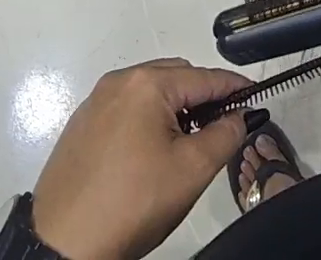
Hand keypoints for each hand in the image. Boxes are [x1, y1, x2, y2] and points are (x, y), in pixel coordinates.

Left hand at [32, 59, 251, 259]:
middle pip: (176, 77)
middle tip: (223, 127)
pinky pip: (127, 108)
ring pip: (150, 93)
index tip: (257, 98)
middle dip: (203, 98)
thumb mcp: (192, 170)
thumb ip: (225, 134)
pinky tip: (153, 152)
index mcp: (146, 84)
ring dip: (175, 109)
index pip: (204, 78)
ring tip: (190, 144)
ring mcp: (96, 102)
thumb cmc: (133, 202)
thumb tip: (240, 115)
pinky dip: (148, 119)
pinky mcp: (82, 124)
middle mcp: (119, 81)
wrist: (64, 244)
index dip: (234, 88)